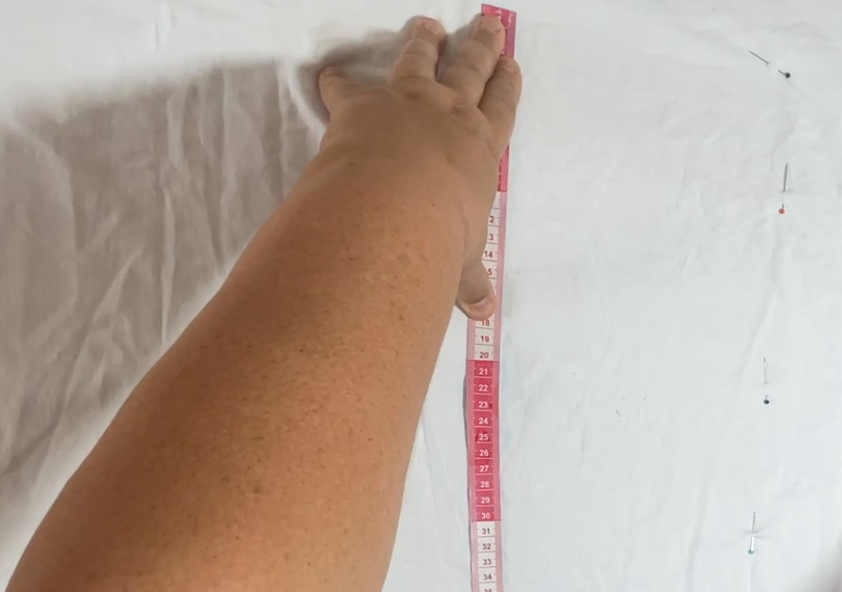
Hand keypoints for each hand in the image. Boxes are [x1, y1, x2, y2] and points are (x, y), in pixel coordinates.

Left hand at [317, 15, 521, 319]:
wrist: (395, 210)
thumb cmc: (443, 238)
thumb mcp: (463, 265)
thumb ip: (471, 282)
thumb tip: (485, 314)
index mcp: (481, 150)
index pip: (501, 110)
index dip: (507, 87)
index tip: (512, 65)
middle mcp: (448, 115)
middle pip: (470, 70)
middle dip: (481, 47)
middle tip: (488, 26)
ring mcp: (404, 103)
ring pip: (419, 59)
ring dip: (424, 41)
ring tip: (428, 26)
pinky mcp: (360, 105)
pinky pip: (346, 86)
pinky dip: (337, 81)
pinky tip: (330, 73)